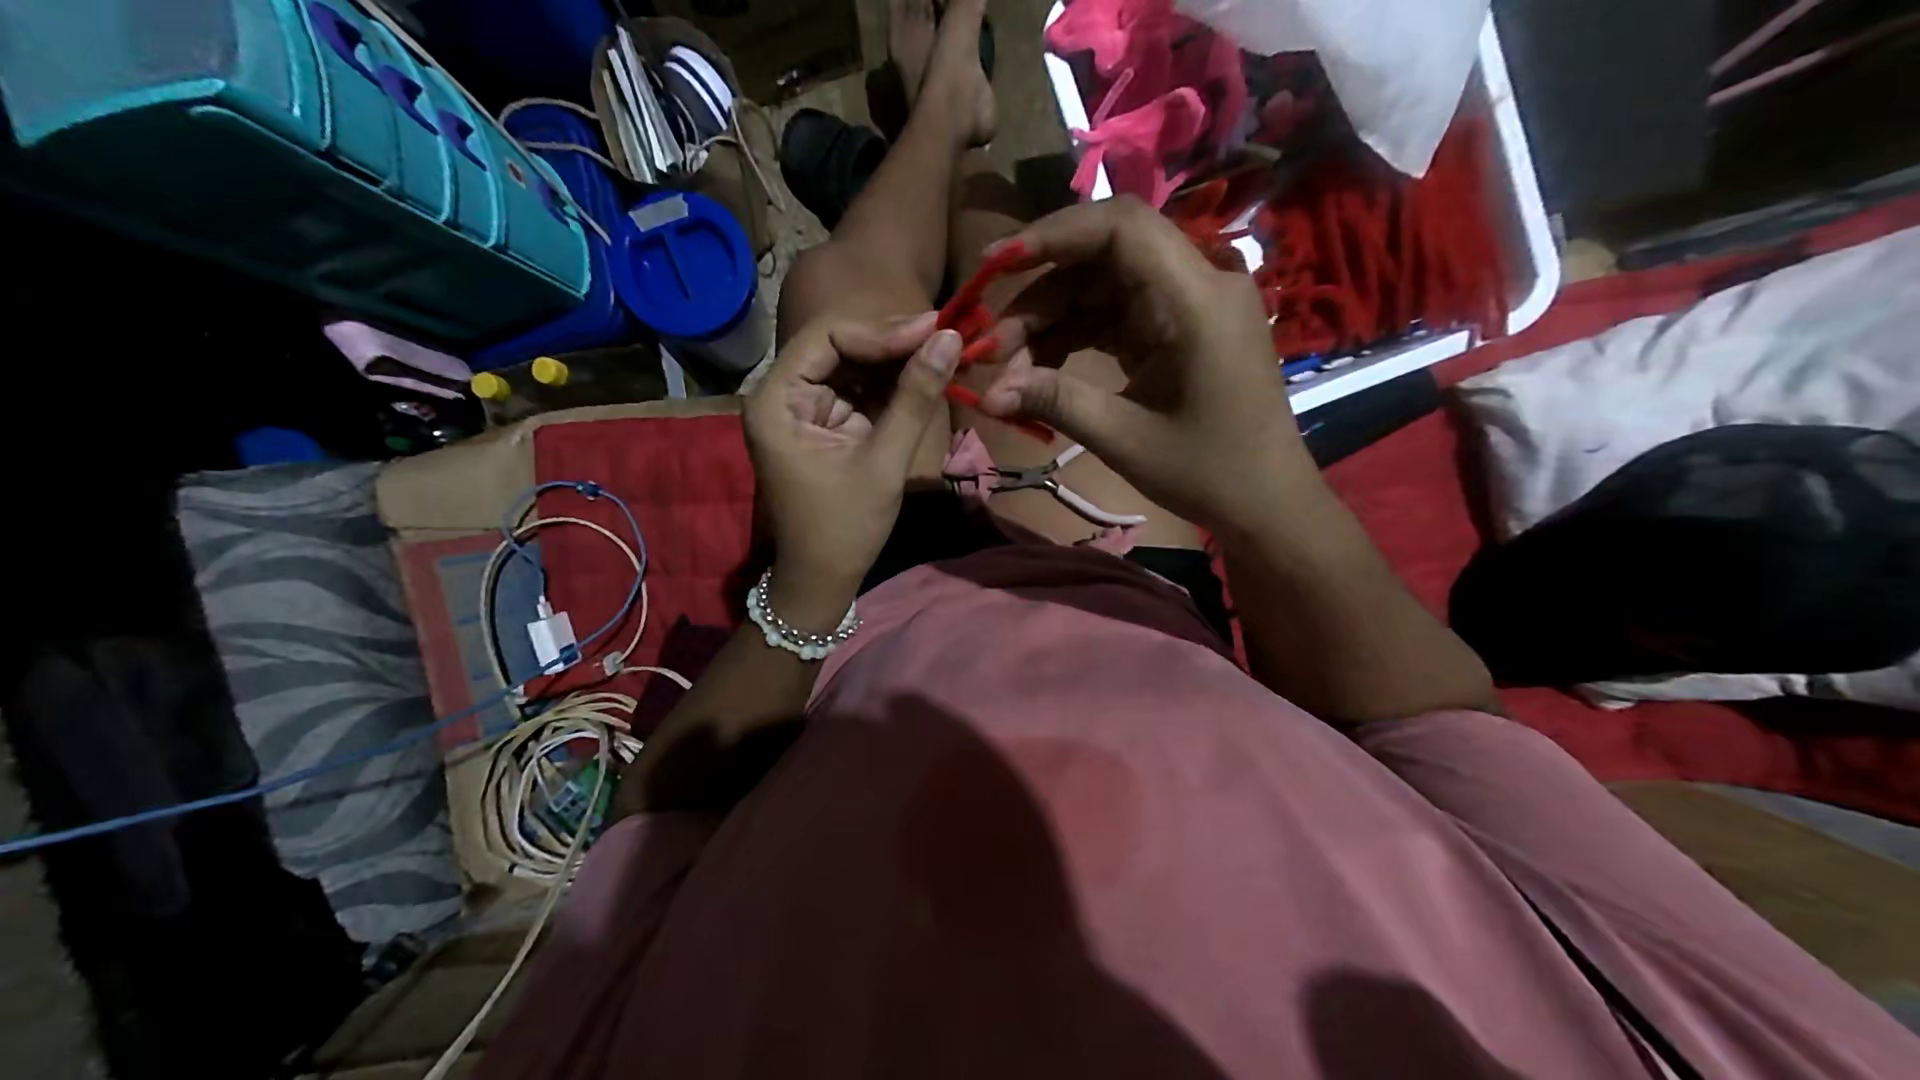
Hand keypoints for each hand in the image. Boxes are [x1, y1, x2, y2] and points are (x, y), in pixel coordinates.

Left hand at [744, 314, 961, 624]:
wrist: (822, 579)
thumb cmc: (845, 527)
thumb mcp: (883, 460)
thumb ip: (915, 398)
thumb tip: (950, 339)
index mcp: (777, 402)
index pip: (826, 338)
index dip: (881, 330)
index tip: (932, 327)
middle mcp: (782, 395)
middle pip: (838, 346)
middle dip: (892, 343)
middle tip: (945, 337)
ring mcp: (802, 409)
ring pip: (852, 365)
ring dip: (896, 362)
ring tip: (943, 354)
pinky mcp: (823, 424)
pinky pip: (858, 391)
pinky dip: (891, 386)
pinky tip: (924, 378)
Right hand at [979, 198, 1318, 535]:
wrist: (1265, 501)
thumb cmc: (1208, 472)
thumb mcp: (1125, 438)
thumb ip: (1055, 402)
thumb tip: (987, 394)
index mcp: (1196, 299)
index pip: (1121, 228)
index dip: (1053, 235)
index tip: (995, 265)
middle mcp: (1197, 284)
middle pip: (1102, 258)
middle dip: (1040, 297)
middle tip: (992, 347)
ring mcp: (1187, 304)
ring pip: (1101, 287)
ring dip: (1051, 321)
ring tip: (1009, 368)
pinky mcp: (1177, 327)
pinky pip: (1115, 314)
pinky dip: (1075, 337)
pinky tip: (1041, 369)